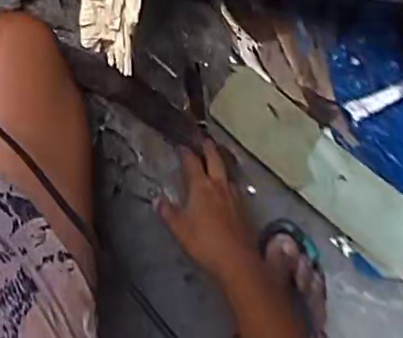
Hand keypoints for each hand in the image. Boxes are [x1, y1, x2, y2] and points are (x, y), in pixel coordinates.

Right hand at [158, 139, 261, 287]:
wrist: (239, 263)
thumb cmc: (205, 243)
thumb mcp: (180, 229)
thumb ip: (168, 213)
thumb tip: (157, 200)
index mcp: (200, 186)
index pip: (192, 162)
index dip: (185, 152)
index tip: (181, 146)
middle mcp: (218, 185)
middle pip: (214, 159)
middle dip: (208, 148)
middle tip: (204, 140)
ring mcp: (234, 197)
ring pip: (228, 173)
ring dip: (222, 164)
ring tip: (218, 162)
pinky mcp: (245, 210)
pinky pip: (236, 188)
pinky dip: (230, 182)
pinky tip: (229, 189)